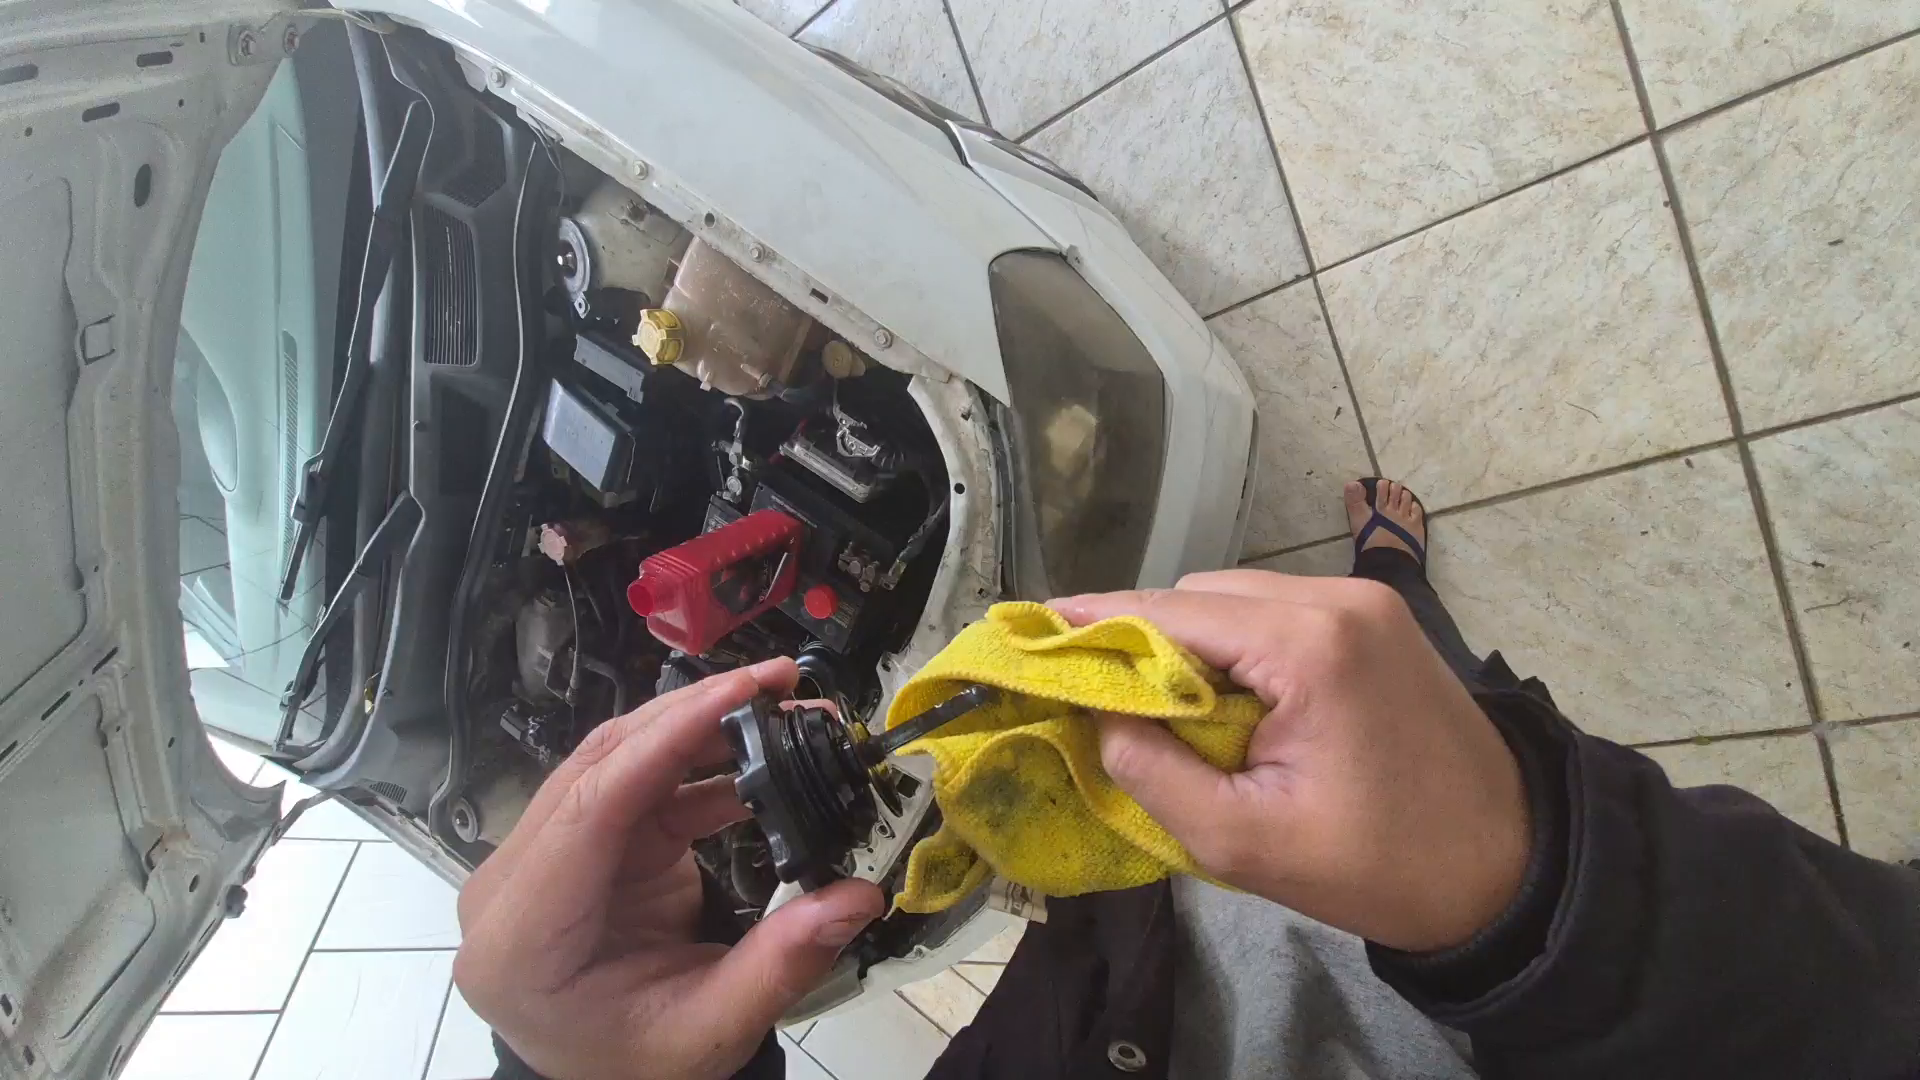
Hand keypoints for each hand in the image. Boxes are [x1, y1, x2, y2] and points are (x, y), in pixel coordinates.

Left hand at [454, 660, 884, 1079]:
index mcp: (524, 933)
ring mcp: (553, 849)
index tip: (745, 689)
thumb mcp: (708, 1030)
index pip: (593, 803)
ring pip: (627, 754)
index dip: (668, 736)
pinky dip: (708, 759)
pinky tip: (763, 755)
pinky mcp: (592, 838)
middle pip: (606, 759)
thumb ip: (779, 965)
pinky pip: (648, 778)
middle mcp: (522, 875)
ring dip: (705, 720)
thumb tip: (860, 894)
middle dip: (697, 708)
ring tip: (781, 701)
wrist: (600, 1076)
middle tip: (780, 680)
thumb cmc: (636, 1062)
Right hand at [1053, 570, 1528, 951]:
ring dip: (1184, 636)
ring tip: (1157, 692)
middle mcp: (1334, 598)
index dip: (1097, 618)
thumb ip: (1152, 775)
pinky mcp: (1370, 614)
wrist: (1514, 869)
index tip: (1037, 622)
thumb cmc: (1379, 866)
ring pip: (1230, 594)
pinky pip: (1267, 608)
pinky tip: (1216, 683)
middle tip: (1098, 682)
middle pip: (1199, 594)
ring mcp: (1359, 598)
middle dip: (1140, 634)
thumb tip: (1097, 714)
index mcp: (1309, 645)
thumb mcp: (1245, 845)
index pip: (1172, 613)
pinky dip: (1226, 638)